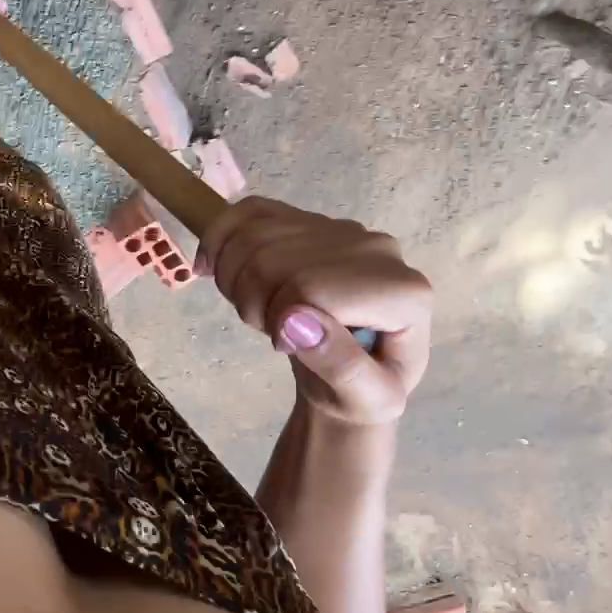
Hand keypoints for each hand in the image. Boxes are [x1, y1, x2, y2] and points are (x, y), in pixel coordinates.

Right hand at [197, 197, 431, 425]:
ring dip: (233, 278)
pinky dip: (218, 238)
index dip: (279, 319)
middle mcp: (376, 250)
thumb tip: (297, 321)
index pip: (311, 286)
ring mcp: (340, 230)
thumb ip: (343, 368)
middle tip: (266, 331)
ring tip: (254, 309)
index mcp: (402, 293)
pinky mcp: (309, 221)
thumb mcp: (365, 401)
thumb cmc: (358, 394)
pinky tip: (209, 266)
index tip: (284, 348)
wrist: (347, 376)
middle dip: (252, 301)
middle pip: (276, 257)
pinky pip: (249, 211)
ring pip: (254, 234)